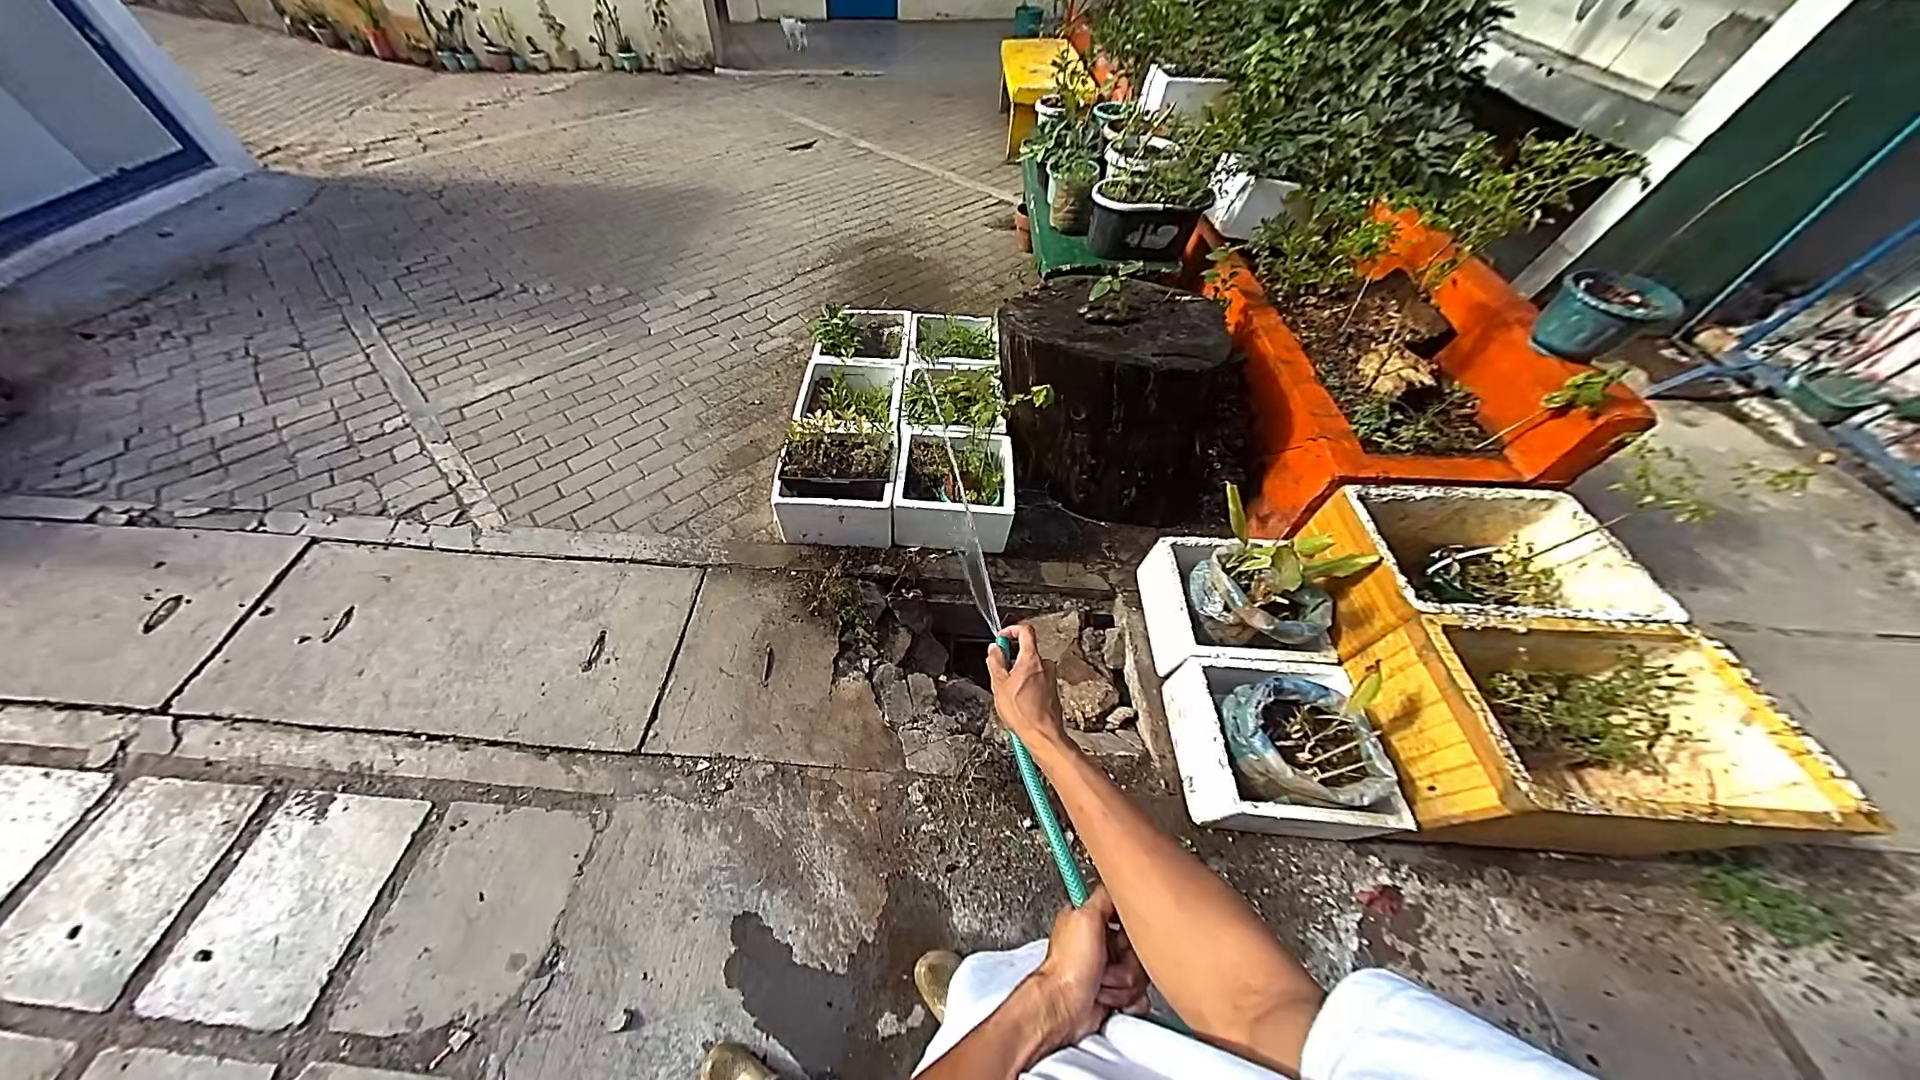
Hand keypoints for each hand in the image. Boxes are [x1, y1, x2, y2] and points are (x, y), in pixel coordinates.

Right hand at [988, 623, 1066, 747]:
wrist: (1042, 734)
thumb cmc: (1023, 712)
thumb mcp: (999, 684)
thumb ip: (996, 661)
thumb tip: (994, 649)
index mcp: (1032, 659)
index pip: (1026, 631)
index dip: (1012, 630)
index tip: (1002, 637)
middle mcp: (1045, 665)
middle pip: (1027, 651)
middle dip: (1012, 659)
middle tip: (1001, 673)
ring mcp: (1050, 677)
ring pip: (1031, 667)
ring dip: (1019, 675)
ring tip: (1010, 692)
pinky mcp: (1052, 689)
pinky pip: (1037, 679)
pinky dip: (1027, 685)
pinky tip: (1019, 701)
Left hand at [1025, 885, 1151, 1051]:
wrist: (1063, 1008)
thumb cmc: (1068, 966)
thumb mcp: (1086, 917)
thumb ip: (1104, 895)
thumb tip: (1116, 880)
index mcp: (1090, 919)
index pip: (1126, 915)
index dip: (1127, 929)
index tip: (1118, 936)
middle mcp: (1099, 942)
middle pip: (1136, 947)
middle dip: (1126, 962)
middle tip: (1106, 964)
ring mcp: (1107, 969)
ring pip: (1139, 973)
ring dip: (1123, 983)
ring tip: (1102, 983)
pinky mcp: (1115, 993)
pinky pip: (1139, 996)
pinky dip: (1128, 1001)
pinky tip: (1111, 999)